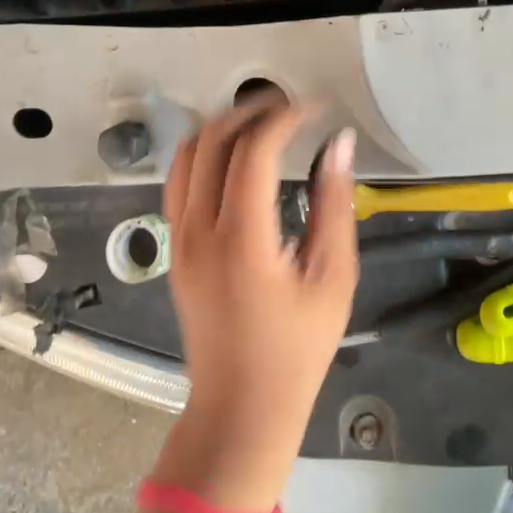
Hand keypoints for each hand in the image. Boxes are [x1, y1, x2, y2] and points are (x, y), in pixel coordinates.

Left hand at [147, 102, 358, 512]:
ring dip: (222, 128)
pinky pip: (179, 183)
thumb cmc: (297, 346)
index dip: (285, 117)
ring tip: (264, 124)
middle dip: (249, 110)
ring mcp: (178, 240)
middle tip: (291, 106)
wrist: (241, 406)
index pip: (253, 149)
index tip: (317, 107)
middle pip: (210, 141)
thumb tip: (338, 143)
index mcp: (242, 238)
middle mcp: (199, 231)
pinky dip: (205, 155)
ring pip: (185, 157)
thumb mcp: (333, 276)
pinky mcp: (174, 250)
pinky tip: (238, 160)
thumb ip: (334, 203)